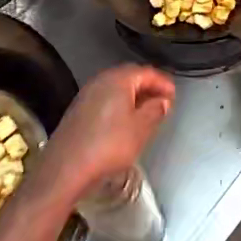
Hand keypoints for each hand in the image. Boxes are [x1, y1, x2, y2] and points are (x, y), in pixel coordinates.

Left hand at [29, 65, 174, 204]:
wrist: (66, 168)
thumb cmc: (109, 145)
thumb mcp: (141, 129)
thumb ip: (155, 110)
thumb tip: (162, 101)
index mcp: (117, 80)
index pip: (146, 72)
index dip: (163, 82)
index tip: (174, 95)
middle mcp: (100, 81)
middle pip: (129, 77)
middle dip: (148, 87)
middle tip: (163, 101)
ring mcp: (86, 95)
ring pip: (116, 89)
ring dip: (133, 96)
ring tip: (147, 112)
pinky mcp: (78, 110)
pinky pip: (105, 99)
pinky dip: (119, 105)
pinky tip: (125, 121)